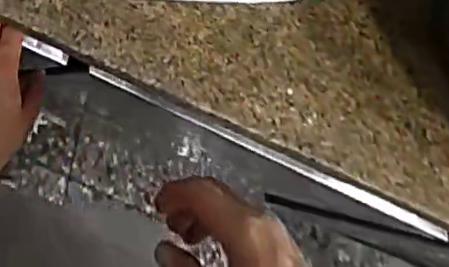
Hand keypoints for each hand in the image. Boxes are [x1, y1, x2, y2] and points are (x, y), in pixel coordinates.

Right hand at [153, 177, 305, 266]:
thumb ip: (186, 265)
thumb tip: (167, 252)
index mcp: (245, 225)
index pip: (200, 189)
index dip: (173, 191)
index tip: (158, 200)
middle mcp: (265, 222)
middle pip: (217, 195)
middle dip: (189, 201)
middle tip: (168, 215)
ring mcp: (281, 236)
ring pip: (234, 209)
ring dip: (207, 215)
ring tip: (188, 234)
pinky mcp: (290, 253)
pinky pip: (252, 227)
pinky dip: (228, 228)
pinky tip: (219, 248)